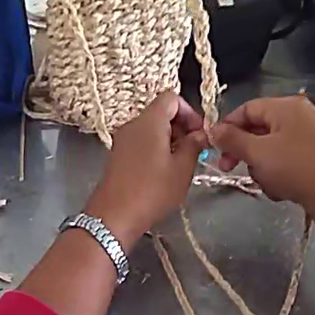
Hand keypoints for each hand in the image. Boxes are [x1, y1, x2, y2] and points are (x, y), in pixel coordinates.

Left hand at [83, 91, 207, 247]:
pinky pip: (141, 142)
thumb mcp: (182, 168)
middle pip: (161, 112)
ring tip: (181, 164)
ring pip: (151, 129)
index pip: (172, 98)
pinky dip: (155, 149)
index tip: (200, 133)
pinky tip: (163, 172)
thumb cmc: (152, 191)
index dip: (190, 112)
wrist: (113, 216)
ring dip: (169, 140)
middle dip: (181, 127)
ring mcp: (122, 140)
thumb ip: (194, 145)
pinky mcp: (117, 155)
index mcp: (149, 121)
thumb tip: (200, 133)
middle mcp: (132, 124)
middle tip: (195, 150)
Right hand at [211, 96, 314, 217]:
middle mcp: (301, 117)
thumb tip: (214, 129)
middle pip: (259, 129)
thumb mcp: (257, 153)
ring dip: (262, 168)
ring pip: (272, 149)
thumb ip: (232, 140)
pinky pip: (289, 162)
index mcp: (286, 107)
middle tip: (230, 169)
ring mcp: (312, 137)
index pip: (247, 108)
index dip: (227, 127)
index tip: (215, 148)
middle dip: (244, 151)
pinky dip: (280, 175)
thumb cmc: (297, 168)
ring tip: (267, 183)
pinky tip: (283, 190)